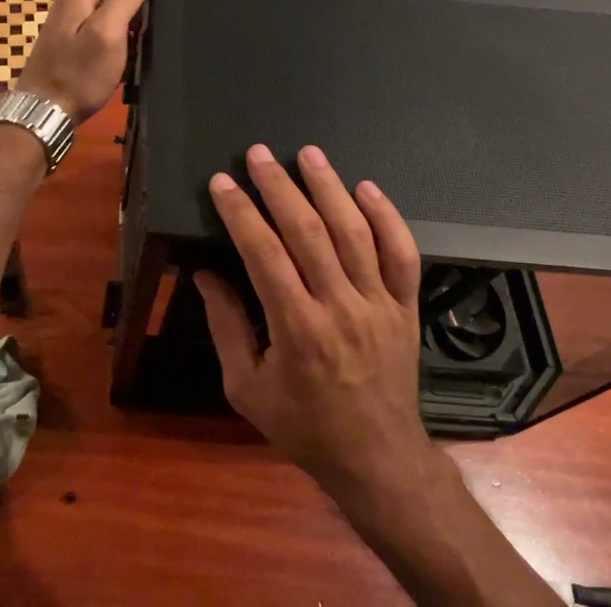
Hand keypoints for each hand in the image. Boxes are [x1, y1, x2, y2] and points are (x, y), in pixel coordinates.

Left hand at [14, 0, 150, 121]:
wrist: (46, 112)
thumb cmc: (79, 74)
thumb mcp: (108, 33)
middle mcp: (69, 3)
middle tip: (138, 23)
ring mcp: (68, 24)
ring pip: (102, 4)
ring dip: (123, 18)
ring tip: (132, 44)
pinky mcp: (70, 44)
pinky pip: (98, 26)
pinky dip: (113, 36)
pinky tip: (120, 59)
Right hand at [194, 144, 427, 492]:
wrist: (376, 457)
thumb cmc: (303, 426)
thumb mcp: (246, 387)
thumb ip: (225, 325)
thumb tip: (205, 272)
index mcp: (297, 329)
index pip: (264, 254)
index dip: (241, 213)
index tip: (221, 183)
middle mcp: (340, 308)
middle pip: (309, 232)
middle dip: (280, 187)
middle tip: (258, 153)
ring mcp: (379, 304)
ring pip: (355, 232)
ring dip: (330, 187)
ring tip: (308, 153)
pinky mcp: (405, 307)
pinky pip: (402, 254)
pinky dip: (387, 217)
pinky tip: (366, 187)